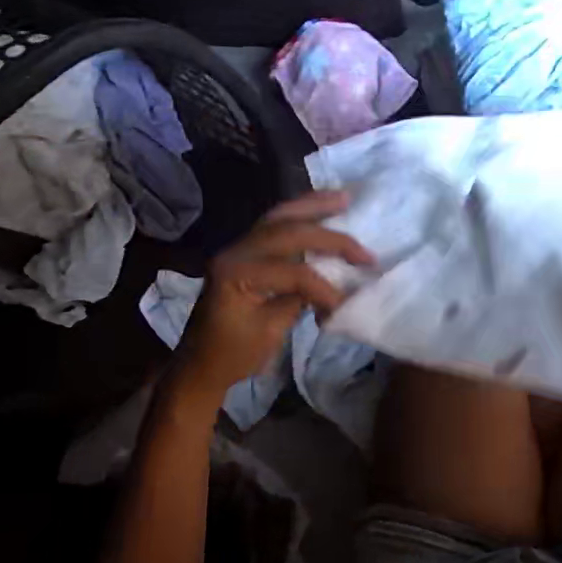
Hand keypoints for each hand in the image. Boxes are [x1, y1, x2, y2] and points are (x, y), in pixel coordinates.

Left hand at [171, 191, 373, 399]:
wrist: (199, 365)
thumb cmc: (232, 354)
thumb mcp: (270, 332)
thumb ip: (299, 301)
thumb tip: (333, 287)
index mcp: (237, 272)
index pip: (294, 272)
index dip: (325, 288)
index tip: (345, 307)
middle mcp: (236, 251)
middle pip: (289, 231)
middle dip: (330, 236)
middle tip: (363, 249)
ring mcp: (238, 248)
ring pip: (280, 217)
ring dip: (313, 206)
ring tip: (343, 197)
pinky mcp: (245, 253)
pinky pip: (275, 226)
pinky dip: (300, 217)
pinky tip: (320, 209)